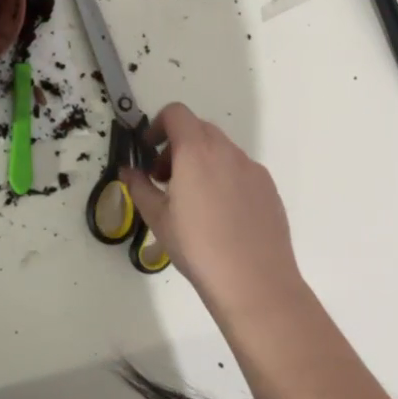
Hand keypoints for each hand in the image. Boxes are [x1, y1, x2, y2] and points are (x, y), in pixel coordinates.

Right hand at [122, 103, 301, 310]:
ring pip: (221, 150)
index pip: (176, 114)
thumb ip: (139, 187)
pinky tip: (221, 214)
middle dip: (177, 145)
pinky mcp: (269, 189)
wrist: (256, 284)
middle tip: (166, 179)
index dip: (158, 125)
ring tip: (194, 200)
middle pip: (198, 129)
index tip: (149, 151)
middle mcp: (227, 152)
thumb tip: (128, 171)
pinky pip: (241, 170)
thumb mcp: (157, 218)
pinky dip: (224, 177)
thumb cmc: (198, 247)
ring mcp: (252, 170)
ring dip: (201, 161)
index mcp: (196, 152)